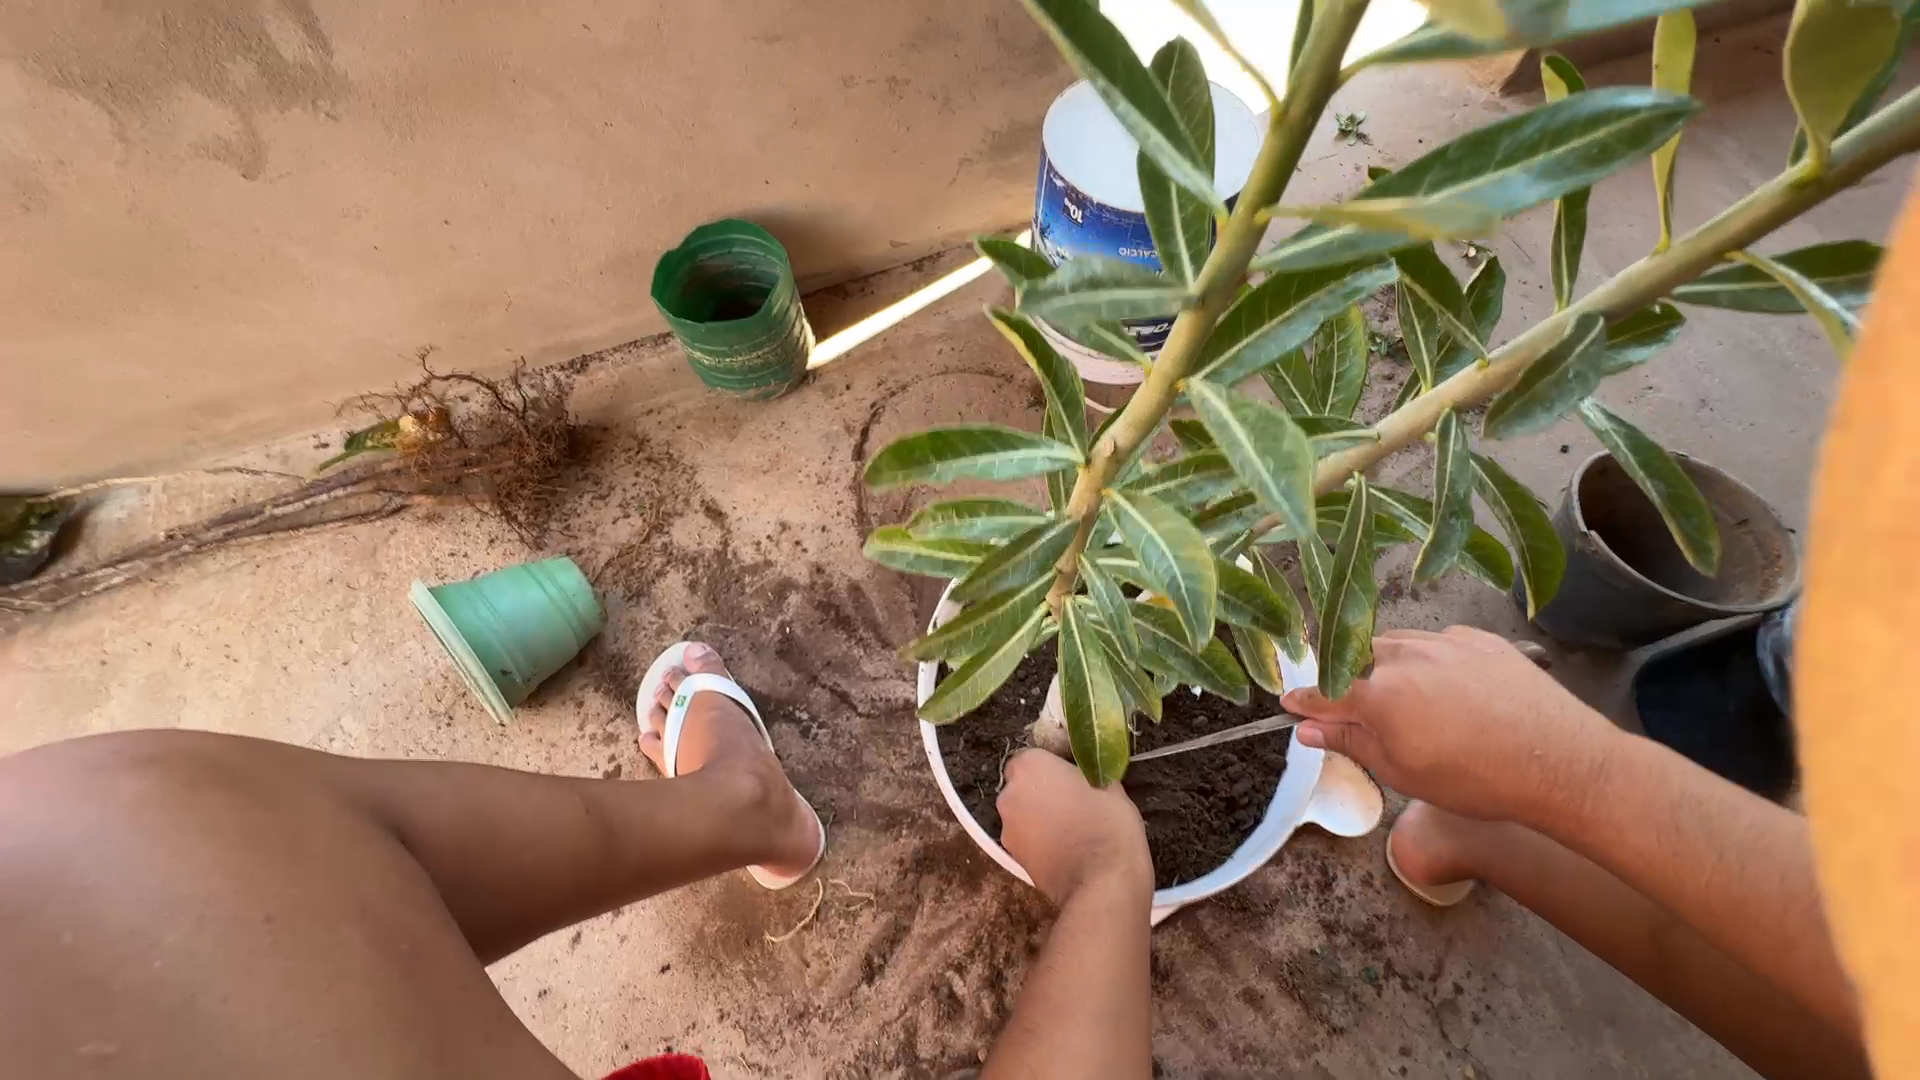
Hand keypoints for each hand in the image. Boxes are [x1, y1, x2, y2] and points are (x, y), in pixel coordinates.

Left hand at [997, 749, 1151, 905]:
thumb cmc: (1109, 827)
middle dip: (1042, 791)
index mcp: (1031, 766)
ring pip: (1022, 814)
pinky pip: (1026, 839)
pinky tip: (1064, 850)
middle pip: (1022, 785)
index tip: (1073, 779)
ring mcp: (1007, 827)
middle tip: (1072, 803)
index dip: (1052, 768)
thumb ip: (1091, 776)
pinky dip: (1039, 841)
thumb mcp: (1112, 789)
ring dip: (1039, 817)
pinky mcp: (1012, 857)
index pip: (1033, 757)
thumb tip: (1091, 777)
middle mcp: (1010, 793)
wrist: (1102, 885)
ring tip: (1070, 831)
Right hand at [1281, 626, 1619, 823]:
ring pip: (1394, 645)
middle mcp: (1401, 656)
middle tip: (1366, 711)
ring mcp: (1441, 641)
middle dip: (1350, 682)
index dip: (1304, 700)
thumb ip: (1349, 743)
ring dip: (1389, 667)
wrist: (1566, 765)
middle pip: (1355, 660)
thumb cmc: (1477, 780)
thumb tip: (1305, 730)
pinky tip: (1452, 690)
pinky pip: (1436, 642)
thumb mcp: (1402, 773)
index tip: (1290, 702)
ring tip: (1413, 700)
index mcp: (1377, 693)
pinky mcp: (1477, 637)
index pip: (1323, 692)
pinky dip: (1431, 661)